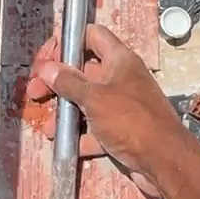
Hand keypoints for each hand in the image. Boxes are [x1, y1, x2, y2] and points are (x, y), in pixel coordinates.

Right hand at [27, 24, 192, 197]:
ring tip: (47, 126)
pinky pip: (95, 127)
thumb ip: (68, 82)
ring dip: (65, 111)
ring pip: (87, 101)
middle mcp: (121, 78)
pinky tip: (63, 143)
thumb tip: (47, 68)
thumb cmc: (130, 120)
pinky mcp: (123, 130)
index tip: (46, 60)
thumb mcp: (94, 98)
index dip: (67, 42)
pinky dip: (79, 134)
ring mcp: (122, 105)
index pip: (91, 36)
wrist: (164, 162)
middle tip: (35, 92)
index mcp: (119, 60)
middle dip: (58, 81)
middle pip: (84, 70)